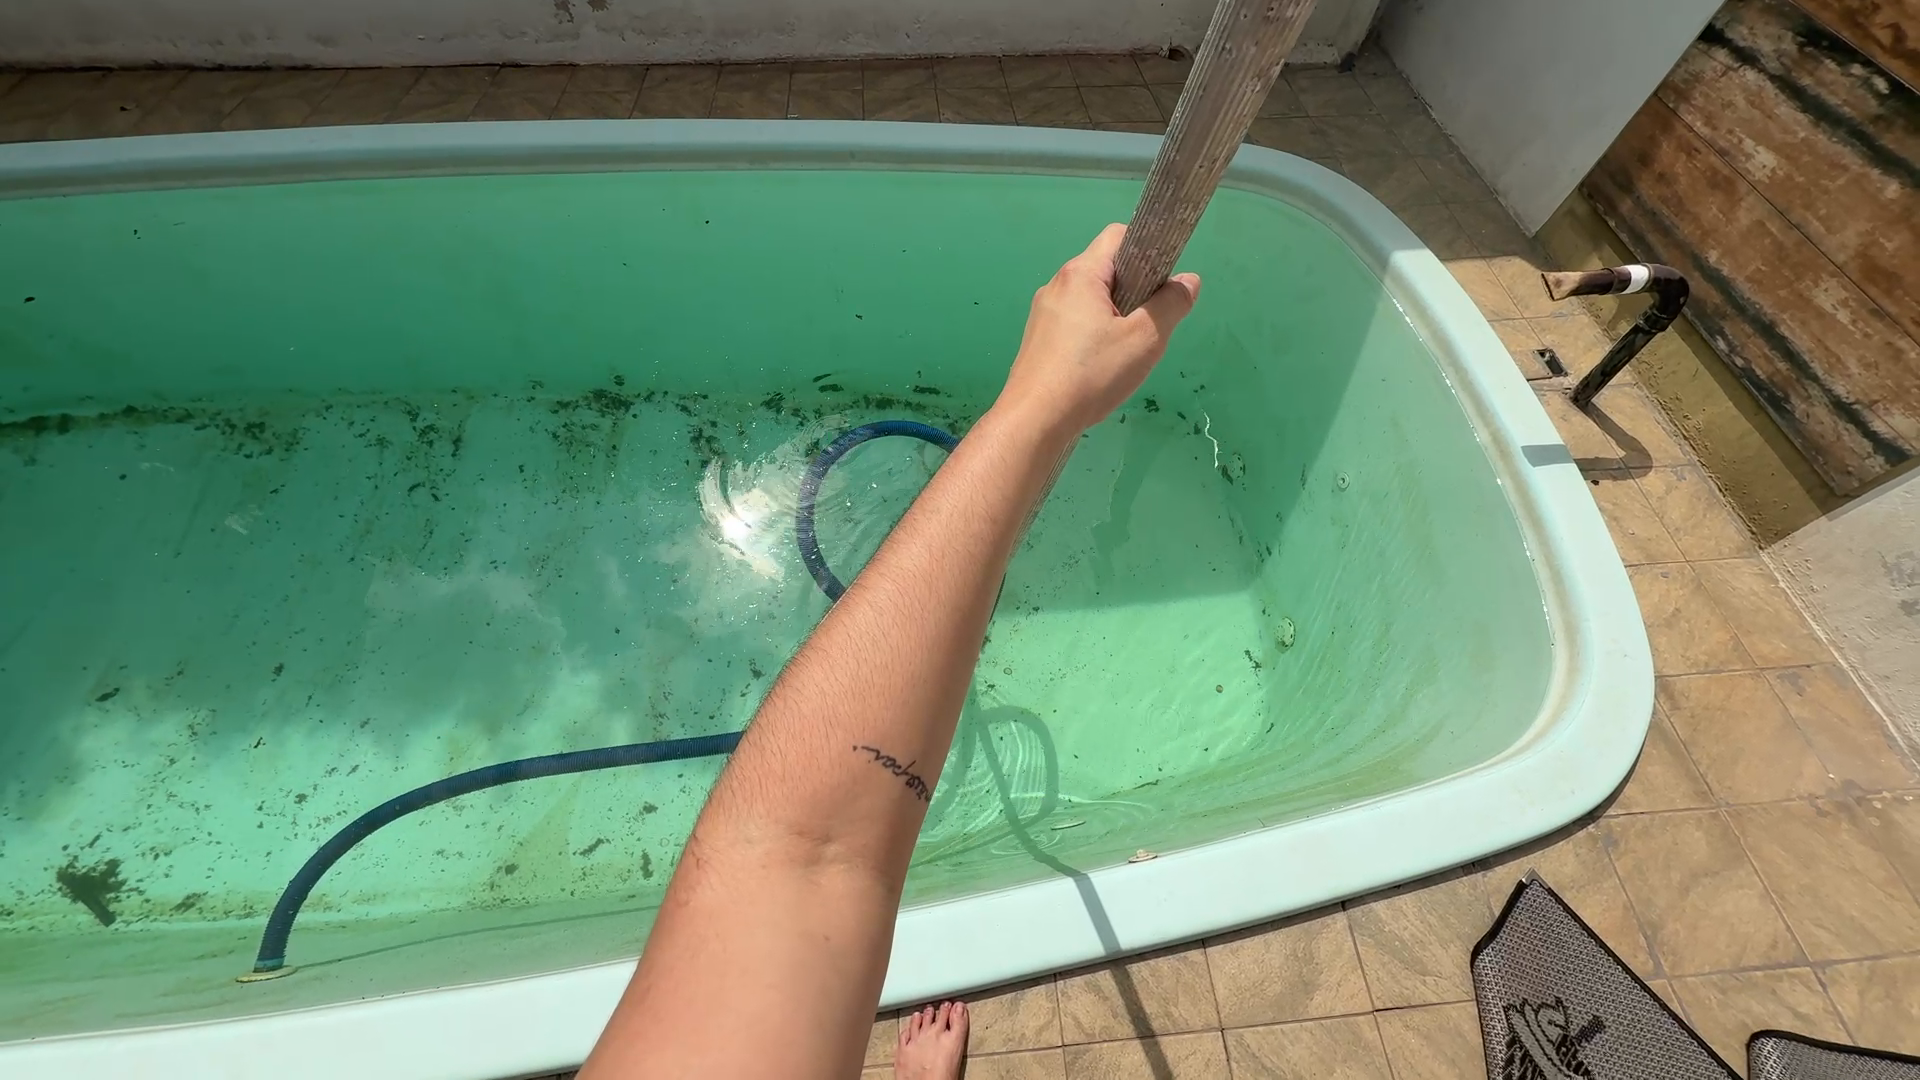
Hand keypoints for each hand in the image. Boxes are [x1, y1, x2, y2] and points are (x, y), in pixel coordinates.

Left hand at [994, 224, 1200, 438]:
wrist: (1034, 420)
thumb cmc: (1091, 374)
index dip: (1147, 249)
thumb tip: (1188, 281)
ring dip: (1113, 317)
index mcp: (1080, 274)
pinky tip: (1099, 368)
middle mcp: (1056, 286)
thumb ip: (1171, 305)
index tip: (1162, 282)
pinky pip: (1073, 324)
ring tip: (1125, 352)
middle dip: (1133, 290)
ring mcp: (1042, 315)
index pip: (1118, 236)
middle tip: (1148, 325)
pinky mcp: (1037, 341)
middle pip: (1104, 271)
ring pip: (1089, 301)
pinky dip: (1092, 336)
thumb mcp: (1144, 339)